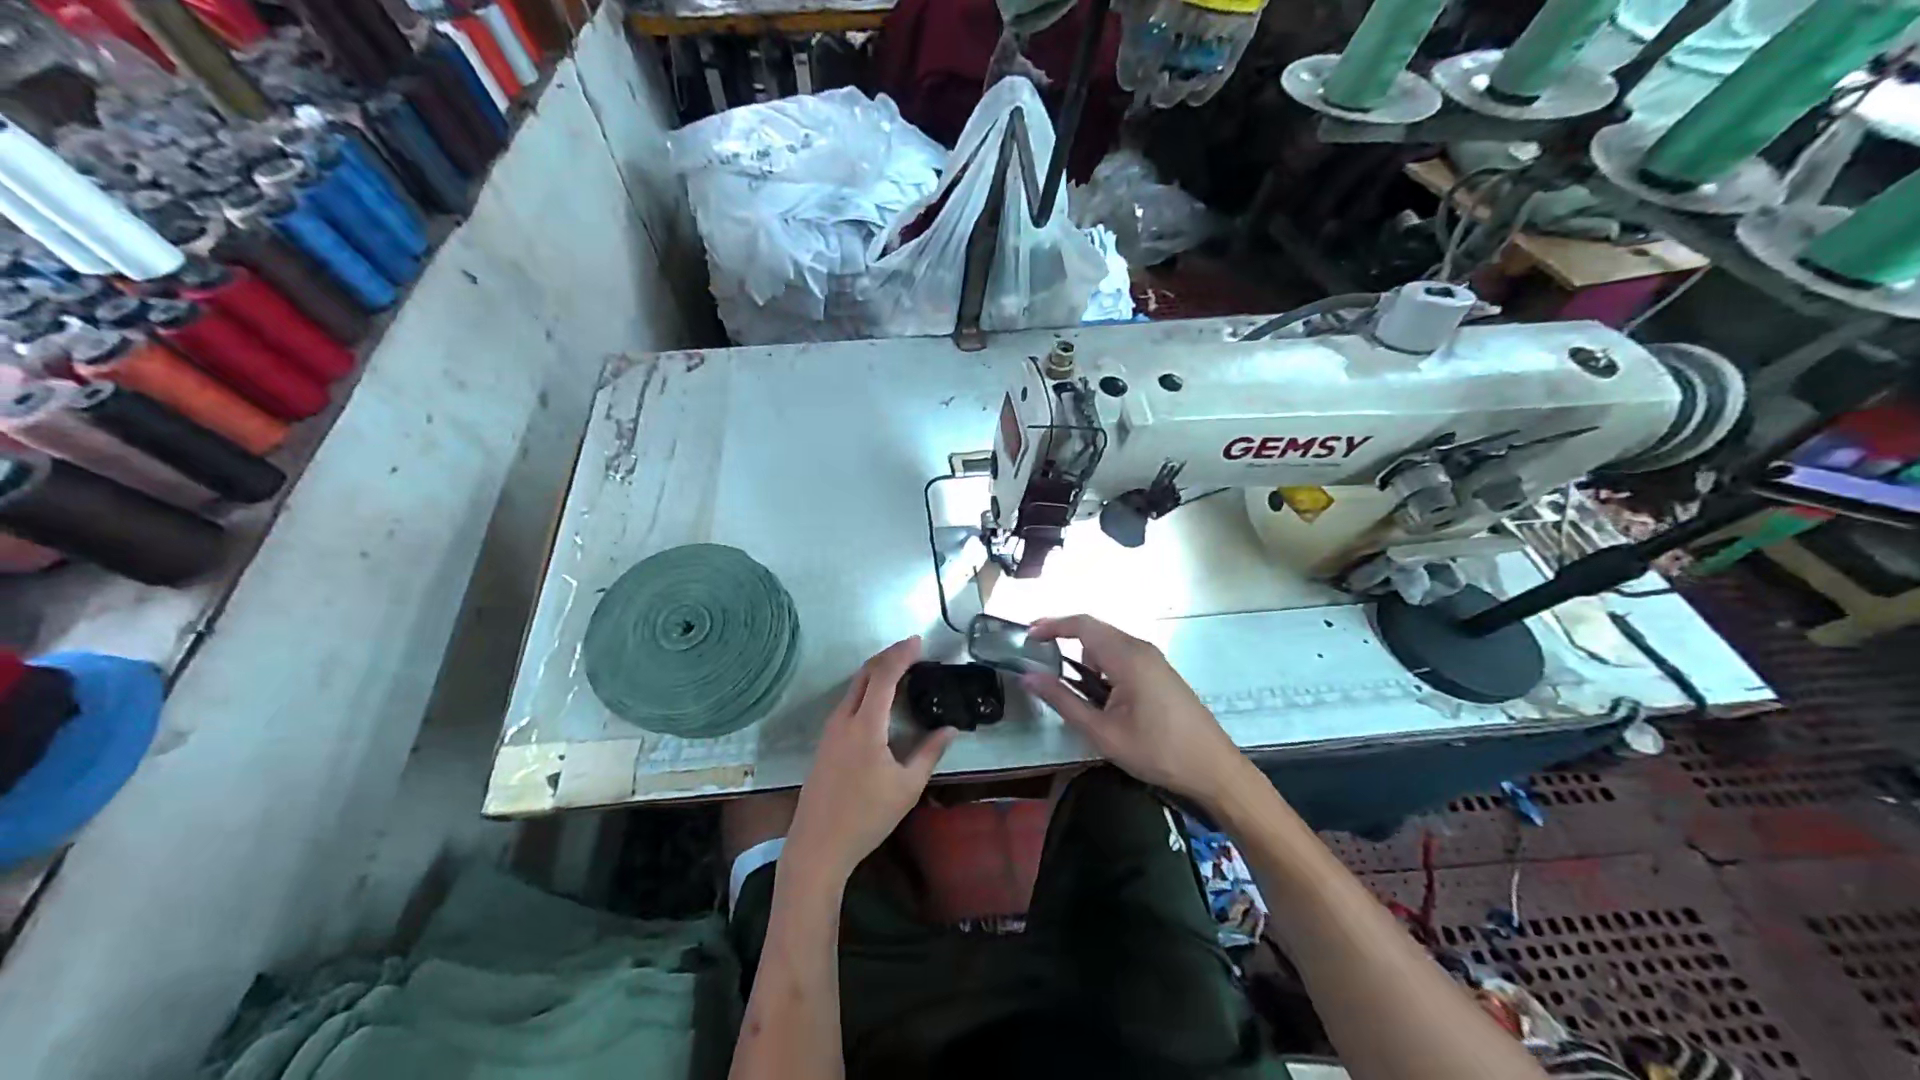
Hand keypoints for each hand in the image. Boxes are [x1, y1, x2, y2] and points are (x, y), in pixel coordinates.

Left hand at [787, 636, 957, 880]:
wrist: (818, 845)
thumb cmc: (867, 816)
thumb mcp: (907, 787)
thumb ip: (929, 753)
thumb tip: (950, 730)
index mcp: (865, 726)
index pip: (884, 676)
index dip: (901, 655)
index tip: (918, 642)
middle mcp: (843, 719)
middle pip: (864, 674)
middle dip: (888, 656)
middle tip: (912, 650)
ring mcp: (830, 730)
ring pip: (853, 687)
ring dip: (876, 671)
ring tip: (901, 669)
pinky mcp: (826, 742)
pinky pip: (847, 701)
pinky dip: (867, 688)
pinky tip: (880, 699)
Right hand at [1021, 615, 1246, 803]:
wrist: (1213, 769)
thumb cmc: (1157, 751)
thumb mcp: (1102, 732)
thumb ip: (1063, 700)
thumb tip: (1029, 677)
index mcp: (1127, 657)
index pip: (1082, 625)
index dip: (1051, 625)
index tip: (1026, 636)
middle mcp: (1141, 649)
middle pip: (1094, 630)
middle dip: (1063, 637)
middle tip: (1037, 655)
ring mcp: (1153, 659)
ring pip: (1108, 643)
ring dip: (1084, 655)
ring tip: (1066, 682)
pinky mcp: (1159, 672)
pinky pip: (1122, 655)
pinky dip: (1101, 664)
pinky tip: (1096, 692)